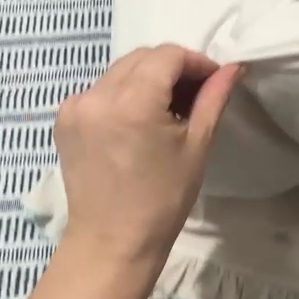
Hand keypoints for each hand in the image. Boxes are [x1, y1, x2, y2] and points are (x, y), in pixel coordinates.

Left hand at [54, 45, 243, 269]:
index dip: (195, 63)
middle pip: (142, 58)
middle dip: (171, 69)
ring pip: (120, 71)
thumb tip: (234, 67)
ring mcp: (76, 106)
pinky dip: (121, 96)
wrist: (112, 242)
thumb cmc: (162, 200)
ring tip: (165, 113)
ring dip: (146, 80)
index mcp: (133, 101)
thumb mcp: (196, 146)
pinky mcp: (64, 119)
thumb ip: (213, 98)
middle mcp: (98, 94)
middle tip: (193, 99)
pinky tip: (135, 124)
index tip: (212, 82)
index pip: (168, 55)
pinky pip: (100, 90)